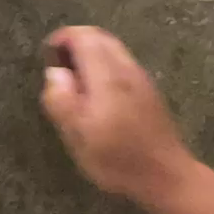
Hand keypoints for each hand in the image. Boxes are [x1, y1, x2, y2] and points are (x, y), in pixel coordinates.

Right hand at [40, 26, 198, 203]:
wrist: (166, 177)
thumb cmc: (116, 159)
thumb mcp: (77, 136)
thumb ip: (61, 99)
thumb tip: (54, 72)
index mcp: (106, 76)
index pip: (83, 37)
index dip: (62, 38)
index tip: (48, 55)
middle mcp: (126, 68)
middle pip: (99, 37)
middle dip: (75, 42)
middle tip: (59, 66)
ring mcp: (141, 78)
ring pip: (113, 48)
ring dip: (91, 53)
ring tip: (75, 81)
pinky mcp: (149, 90)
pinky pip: (122, 62)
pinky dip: (104, 64)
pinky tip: (97, 93)